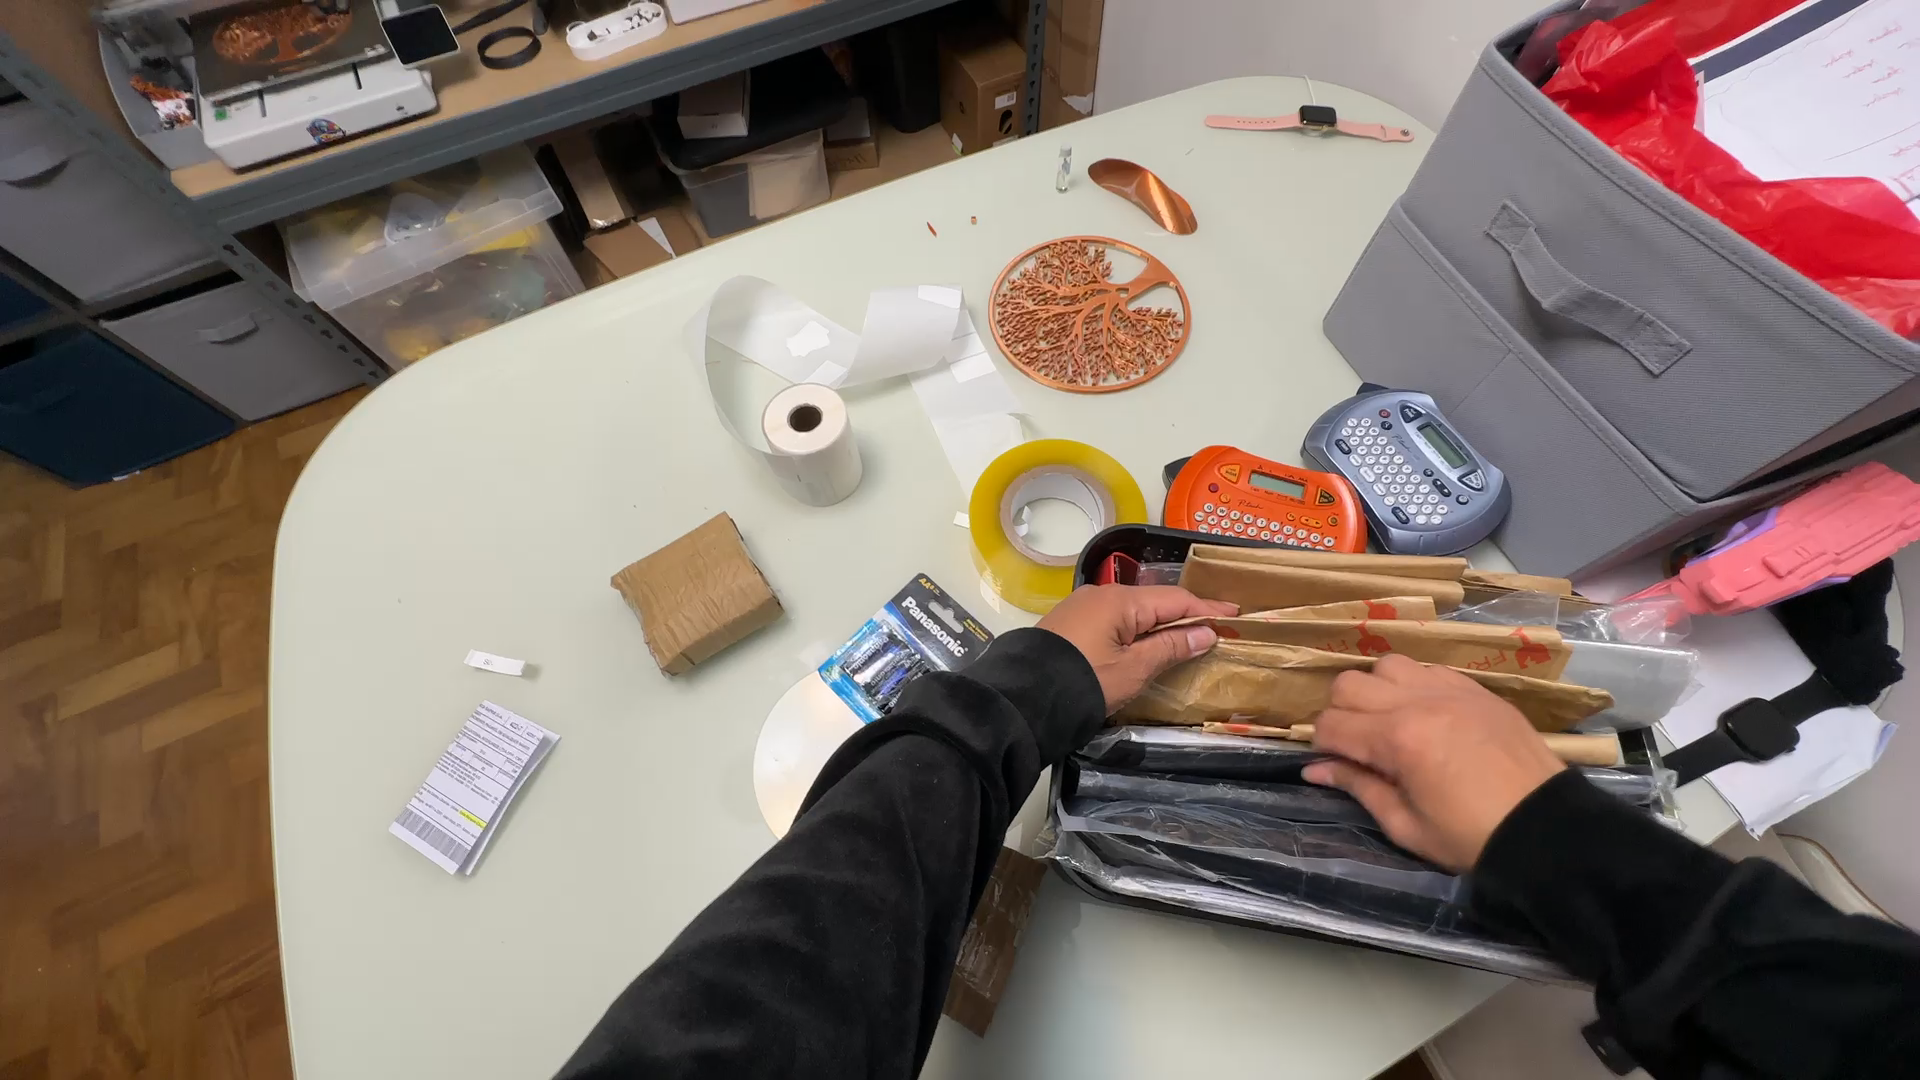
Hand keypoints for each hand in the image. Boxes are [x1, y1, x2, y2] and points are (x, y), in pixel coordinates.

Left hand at [1037, 585, 1236, 713]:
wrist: (1026, 697)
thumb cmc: (1085, 682)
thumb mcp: (1133, 669)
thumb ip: (1170, 647)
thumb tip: (1205, 632)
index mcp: (1119, 601)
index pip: (1174, 599)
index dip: (1206, 608)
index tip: (1234, 614)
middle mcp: (1101, 595)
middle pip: (1153, 601)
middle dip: (1185, 613)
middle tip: (1216, 625)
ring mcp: (1082, 607)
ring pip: (1133, 610)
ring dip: (1161, 621)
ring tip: (1189, 633)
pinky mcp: (1071, 622)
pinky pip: (1114, 618)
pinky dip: (1137, 628)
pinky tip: (1150, 639)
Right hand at [1301, 653, 1563, 872]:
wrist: (1554, 833)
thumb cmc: (1473, 837)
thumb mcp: (1406, 825)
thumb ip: (1357, 788)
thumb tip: (1314, 770)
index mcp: (1397, 740)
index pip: (1330, 725)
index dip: (1322, 746)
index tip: (1334, 764)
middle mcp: (1417, 703)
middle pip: (1348, 684)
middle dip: (1342, 713)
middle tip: (1359, 743)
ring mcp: (1449, 690)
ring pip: (1386, 666)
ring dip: (1378, 691)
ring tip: (1392, 720)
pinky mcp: (1476, 689)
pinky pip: (1426, 668)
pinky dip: (1413, 686)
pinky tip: (1425, 713)